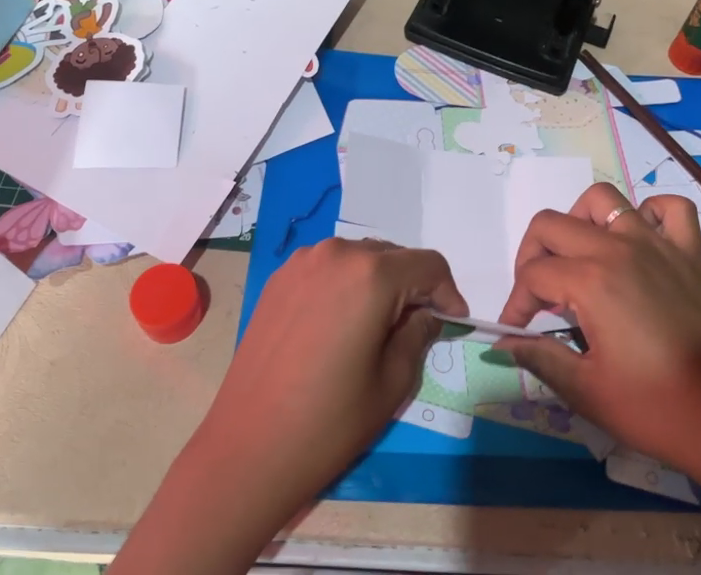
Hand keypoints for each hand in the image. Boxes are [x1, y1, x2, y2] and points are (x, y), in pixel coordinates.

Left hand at [116, 240, 465, 574]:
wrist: (249, 446)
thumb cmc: (331, 420)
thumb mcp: (392, 381)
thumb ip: (418, 335)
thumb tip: (425, 315)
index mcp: (371, 274)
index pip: (428, 265)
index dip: (447, 293)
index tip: (451, 322)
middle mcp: (335, 254)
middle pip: (392, 257)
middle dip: (412, 287)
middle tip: (416, 329)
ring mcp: (300, 264)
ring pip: (358, 260)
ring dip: (378, 284)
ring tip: (376, 329)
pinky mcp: (278, 281)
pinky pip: (327, 270)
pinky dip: (344, 287)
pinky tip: (340, 327)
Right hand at [499, 184, 700, 574]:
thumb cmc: (656, 408)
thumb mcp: (586, 390)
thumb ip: (539, 357)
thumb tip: (502, 343)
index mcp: (591, 280)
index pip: (532, 275)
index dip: (515, 303)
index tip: (514, 332)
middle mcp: (620, 249)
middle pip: (553, 224)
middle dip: (532, 256)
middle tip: (537, 296)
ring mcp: (659, 246)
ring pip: (605, 200)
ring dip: (579, 220)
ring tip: (578, 257)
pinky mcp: (690, 256)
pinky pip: (671, 209)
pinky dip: (650, 213)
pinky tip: (638, 241)